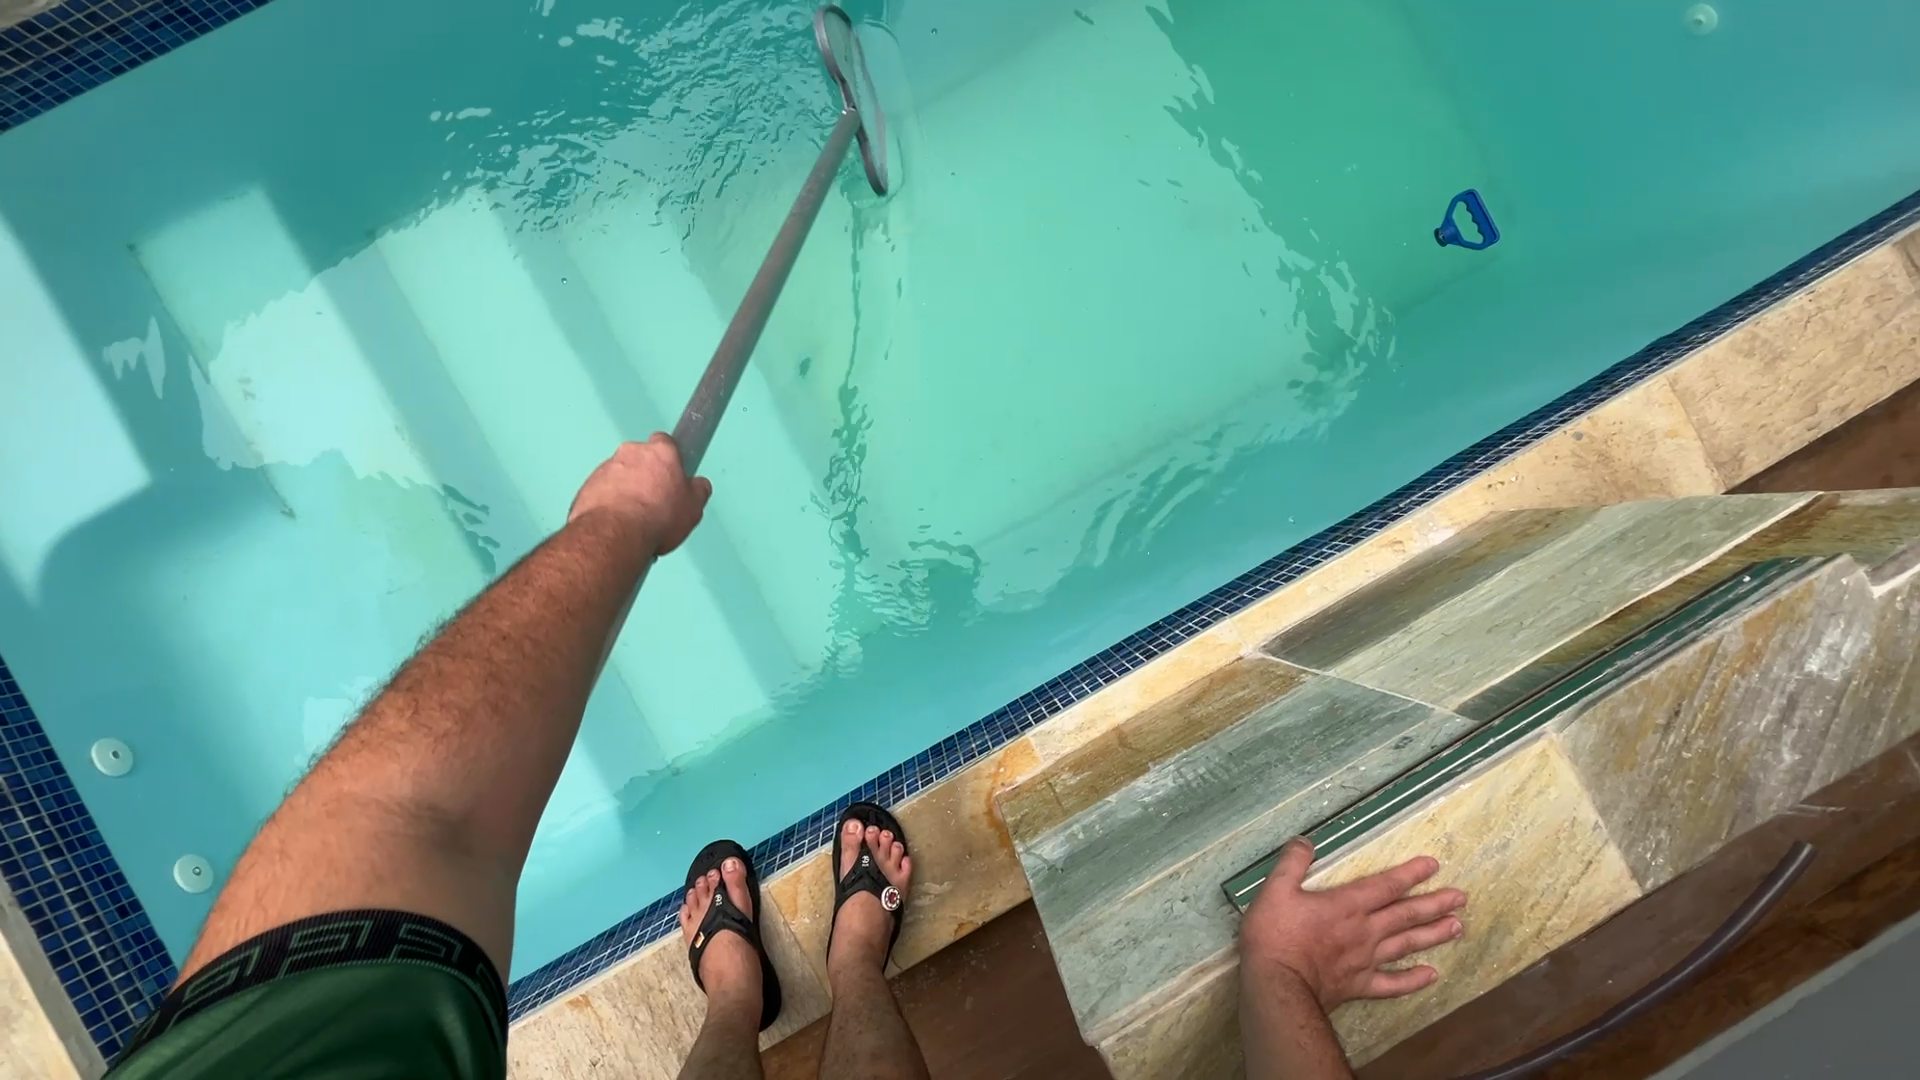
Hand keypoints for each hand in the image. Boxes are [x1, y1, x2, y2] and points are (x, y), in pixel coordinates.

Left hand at [568, 434, 712, 554]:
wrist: (616, 534)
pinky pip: (602, 490)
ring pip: (620, 474)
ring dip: (626, 489)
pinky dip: (609, 502)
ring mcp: (606, 467)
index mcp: (661, 452)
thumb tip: (699, 485)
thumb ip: (698, 491)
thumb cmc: (658, 517)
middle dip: (646, 475)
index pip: (666, 442)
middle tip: (655, 501)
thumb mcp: (694, 508)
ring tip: (635, 518)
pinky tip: (618, 523)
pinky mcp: (587, 485)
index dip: (670, 459)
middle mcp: (631, 452)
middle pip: (641, 458)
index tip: (673, 474)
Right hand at [1240, 838, 1466, 1010]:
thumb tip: (1306, 841)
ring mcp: (1367, 960)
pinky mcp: (1361, 985)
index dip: (1410, 874)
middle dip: (1434, 903)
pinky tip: (1432, 976)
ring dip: (1433, 935)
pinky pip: (1394, 983)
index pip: (1385, 885)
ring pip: (1407, 945)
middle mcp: (1365, 931)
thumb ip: (1293, 862)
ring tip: (1457, 927)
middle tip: (1461, 897)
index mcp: (1346, 905)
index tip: (1433, 865)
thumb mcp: (1276, 888)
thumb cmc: (1276, 934)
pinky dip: (1414, 979)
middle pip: (1405, 915)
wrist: (1279, 983)